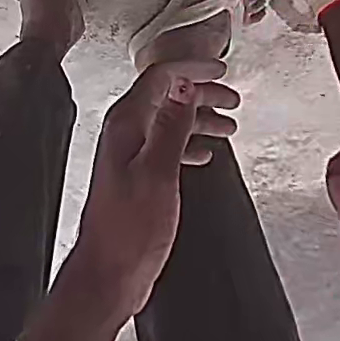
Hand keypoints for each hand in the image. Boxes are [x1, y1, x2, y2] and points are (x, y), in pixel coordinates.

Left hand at [68, 58, 239, 316]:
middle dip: (200, 91)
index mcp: (127, 122)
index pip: (161, 76)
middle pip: (166, 95)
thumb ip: (172, 126)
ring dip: (198, 117)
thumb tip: (184, 85)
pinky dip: (188, 141)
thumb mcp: (159, 173)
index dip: (191, 68)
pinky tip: (204, 151)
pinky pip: (167, 144)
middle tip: (231, 97)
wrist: (109, 271)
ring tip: (228, 123)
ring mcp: (130, 151)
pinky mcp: (137, 172)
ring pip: (169, 119)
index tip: (219, 69)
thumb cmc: (129, 229)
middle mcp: (126, 130)